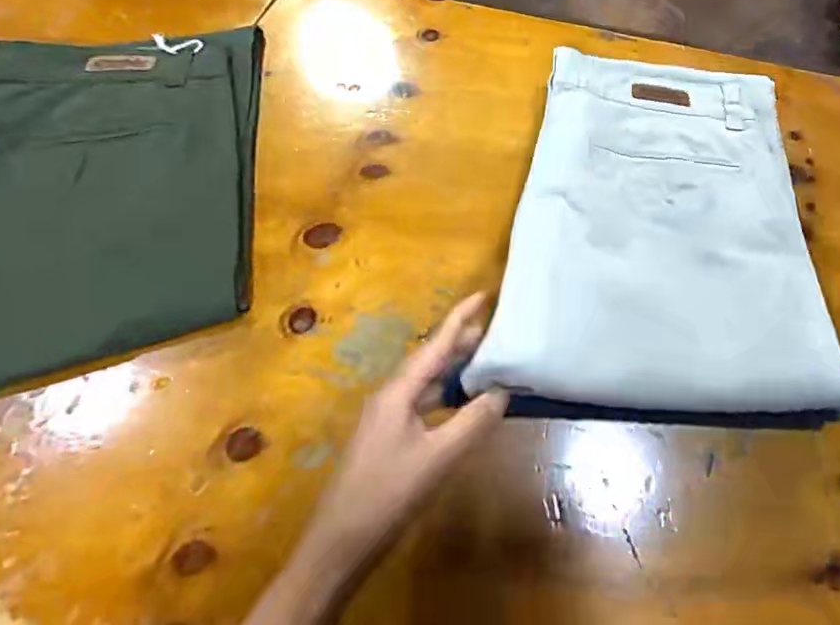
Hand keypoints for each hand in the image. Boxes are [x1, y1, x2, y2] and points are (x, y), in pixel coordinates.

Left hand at [249, 293, 508, 624]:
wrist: (338, 545)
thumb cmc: (387, 495)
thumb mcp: (438, 459)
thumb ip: (472, 422)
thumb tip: (502, 390)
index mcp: (399, 391)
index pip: (436, 344)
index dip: (461, 317)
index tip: (484, 293)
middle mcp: (391, 395)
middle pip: (430, 358)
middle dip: (461, 341)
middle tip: (495, 328)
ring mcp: (387, 417)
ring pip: (426, 381)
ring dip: (453, 368)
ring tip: (483, 358)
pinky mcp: (388, 437)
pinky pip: (422, 401)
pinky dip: (445, 393)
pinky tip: (459, 402)